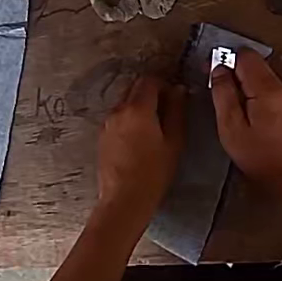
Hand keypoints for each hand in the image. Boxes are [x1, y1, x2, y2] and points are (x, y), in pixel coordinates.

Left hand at [96, 74, 184, 217]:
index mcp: (137, 108)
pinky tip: (140, 136)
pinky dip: (130, 117)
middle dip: (151, 91)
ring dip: (140, 104)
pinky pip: (118, 116)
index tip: (174, 94)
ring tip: (155, 124)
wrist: (124, 200)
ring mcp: (108, 122)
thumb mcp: (174, 141)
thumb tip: (179, 90)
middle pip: (135, 87)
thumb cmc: (153, 173)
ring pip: (125, 101)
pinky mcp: (102, 135)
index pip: (149, 80)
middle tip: (167, 107)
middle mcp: (118, 110)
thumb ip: (177, 111)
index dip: (164, 83)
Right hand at [210, 49, 281, 188]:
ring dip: (238, 75)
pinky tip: (236, 101)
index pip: (244, 56)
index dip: (224, 58)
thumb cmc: (258, 154)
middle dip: (230, 65)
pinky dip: (246, 84)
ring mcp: (281, 92)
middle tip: (212, 81)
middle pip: (252, 60)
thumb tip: (218, 69)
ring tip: (221, 92)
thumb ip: (223, 94)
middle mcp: (277, 85)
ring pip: (256, 69)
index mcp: (265, 88)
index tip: (209, 70)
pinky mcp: (281, 101)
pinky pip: (261, 81)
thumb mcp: (231, 126)